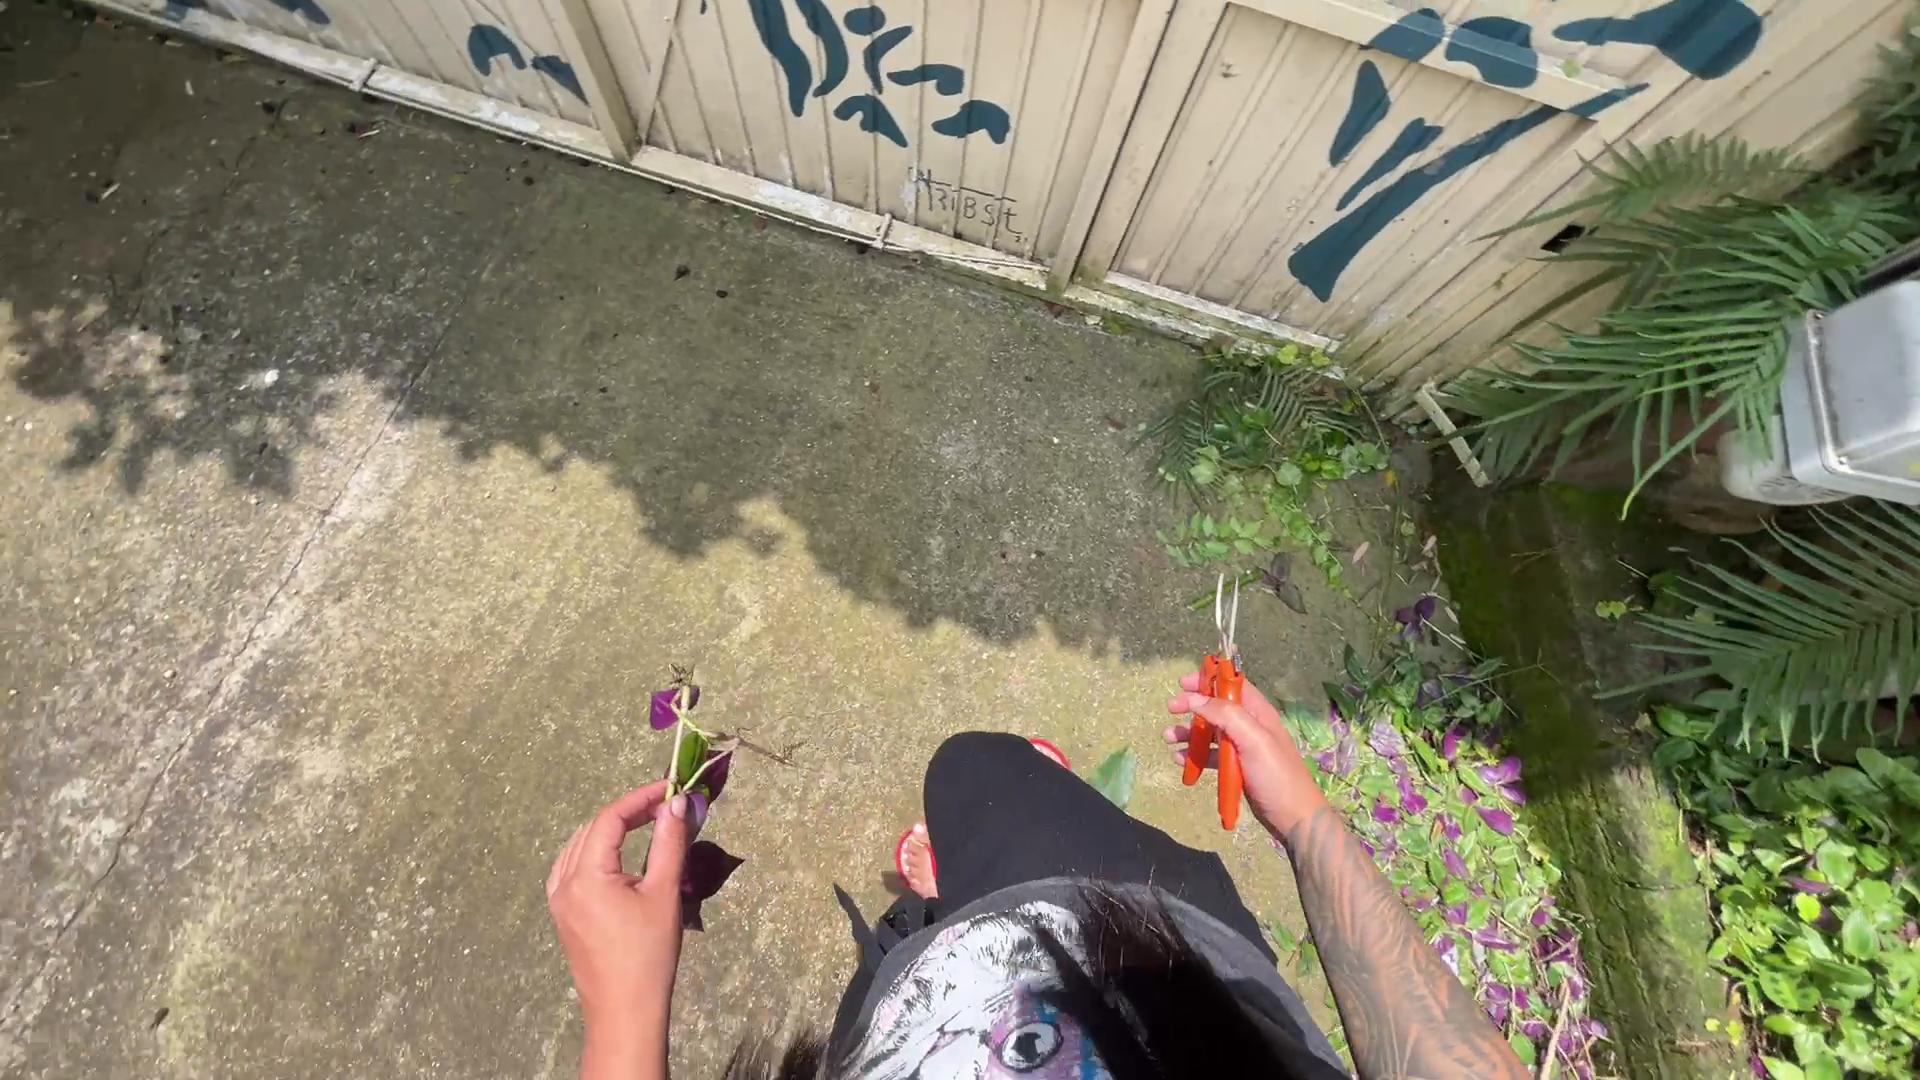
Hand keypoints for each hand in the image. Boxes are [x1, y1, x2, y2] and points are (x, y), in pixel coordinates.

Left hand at [547, 780, 692, 1079]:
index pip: (610, 819)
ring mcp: (559, 901)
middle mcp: (564, 884)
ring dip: (611, 828)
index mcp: (586, 877)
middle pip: (592, 828)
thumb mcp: (664, 891)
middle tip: (665, 805)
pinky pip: (572, 866)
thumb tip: (676, 802)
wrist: (625, 1010)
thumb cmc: (648, 952)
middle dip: (629, 811)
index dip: (641, 797)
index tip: (671, 788)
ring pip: (579, 845)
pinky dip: (596, 848)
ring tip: (647, 822)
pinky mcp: (564, 915)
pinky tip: (617, 853)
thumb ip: (669, 841)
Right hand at [1165, 674, 1328, 839]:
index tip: (1183, 682)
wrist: (1294, 820)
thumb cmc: (1276, 776)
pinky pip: (1211, 755)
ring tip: (1167, 738)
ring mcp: (1243, 747)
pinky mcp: (1237, 767)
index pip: (1232, 685)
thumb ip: (1225, 715)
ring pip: (1210, 731)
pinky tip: (1180, 760)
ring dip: (1188, 732)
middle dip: (1192, 706)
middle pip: (1216, 707)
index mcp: (1259, 713)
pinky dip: (1195, 754)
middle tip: (1170, 709)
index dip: (1209, 679)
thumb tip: (1195, 698)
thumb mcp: (1253, 740)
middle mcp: (1250, 726)